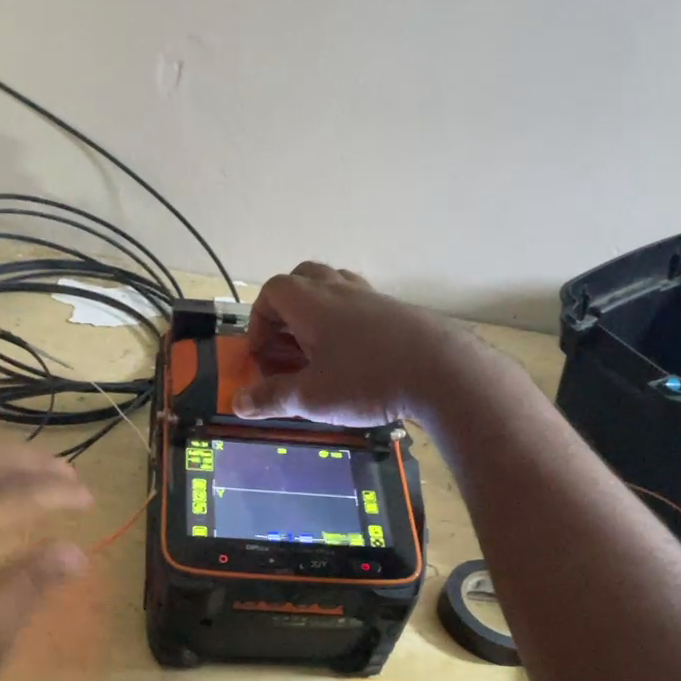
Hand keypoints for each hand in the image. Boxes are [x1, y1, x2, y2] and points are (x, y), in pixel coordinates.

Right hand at [233, 262, 494, 424]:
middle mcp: (340, 290)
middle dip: (286, 307)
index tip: (261, 355)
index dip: (258, 321)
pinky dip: (347, 321)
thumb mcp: (312, 397)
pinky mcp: (399, 313)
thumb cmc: (367, 381)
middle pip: (303, 277)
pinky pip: (362, 304)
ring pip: (335, 285)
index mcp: (312, 303)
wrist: (443, 372)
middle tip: (285, 341)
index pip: (272, 291)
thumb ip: (272, 397)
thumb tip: (237, 403)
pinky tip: (355, 355)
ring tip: (318, 345)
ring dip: (318, 309)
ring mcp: (373, 298)